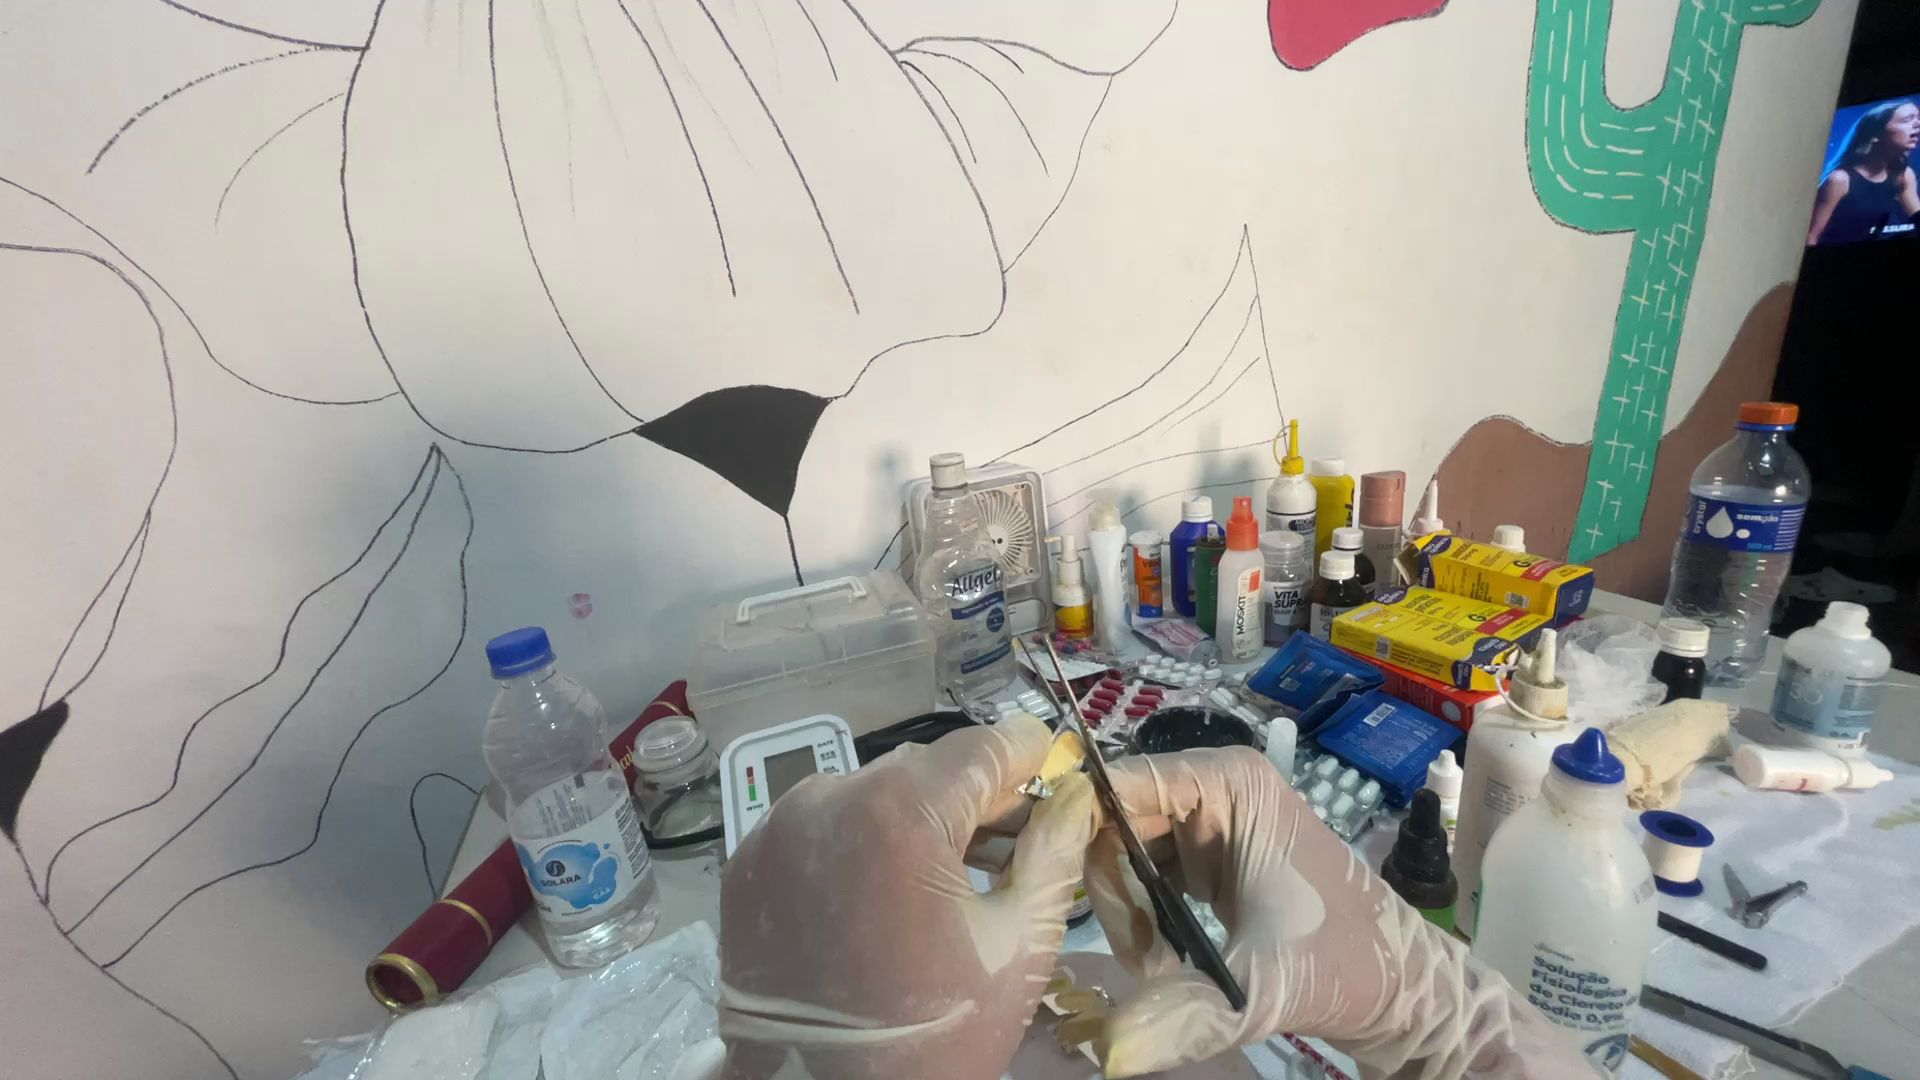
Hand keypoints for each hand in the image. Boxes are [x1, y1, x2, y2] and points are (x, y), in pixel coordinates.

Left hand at [717, 715, 1095, 1079]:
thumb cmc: (931, 1036)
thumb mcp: (1016, 948)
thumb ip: (1053, 853)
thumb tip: (1075, 794)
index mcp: (897, 811)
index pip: (979, 748)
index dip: (1025, 752)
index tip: (1051, 763)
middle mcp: (828, 796)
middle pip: (927, 769)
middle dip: (977, 793)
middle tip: (1014, 832)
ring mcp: (779, 824)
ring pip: (875, 789)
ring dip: (919, 814)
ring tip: (953, 865)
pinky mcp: (750, 856)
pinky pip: (829, 820)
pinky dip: (865, 835)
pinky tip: (890, 883)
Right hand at [1087, 747, 1593, 1078]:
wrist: (1410, 995)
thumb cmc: (1352, 965)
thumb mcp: (1268, 984)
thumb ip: (1187, 1011)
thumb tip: (1107, 1052)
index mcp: (1226, 781)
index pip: (1122, 780)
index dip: (1080, 822)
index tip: (1052, 882)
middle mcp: (1210, 786)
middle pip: (1115, 818)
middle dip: (1116, 892)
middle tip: (1141, 961)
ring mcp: (1205, 819)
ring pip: (1121, 848)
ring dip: (1128, 911)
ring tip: (1159, 970)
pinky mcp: (1204, 852)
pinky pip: (1142, 871)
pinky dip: (1142, 915)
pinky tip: (1164, 960)